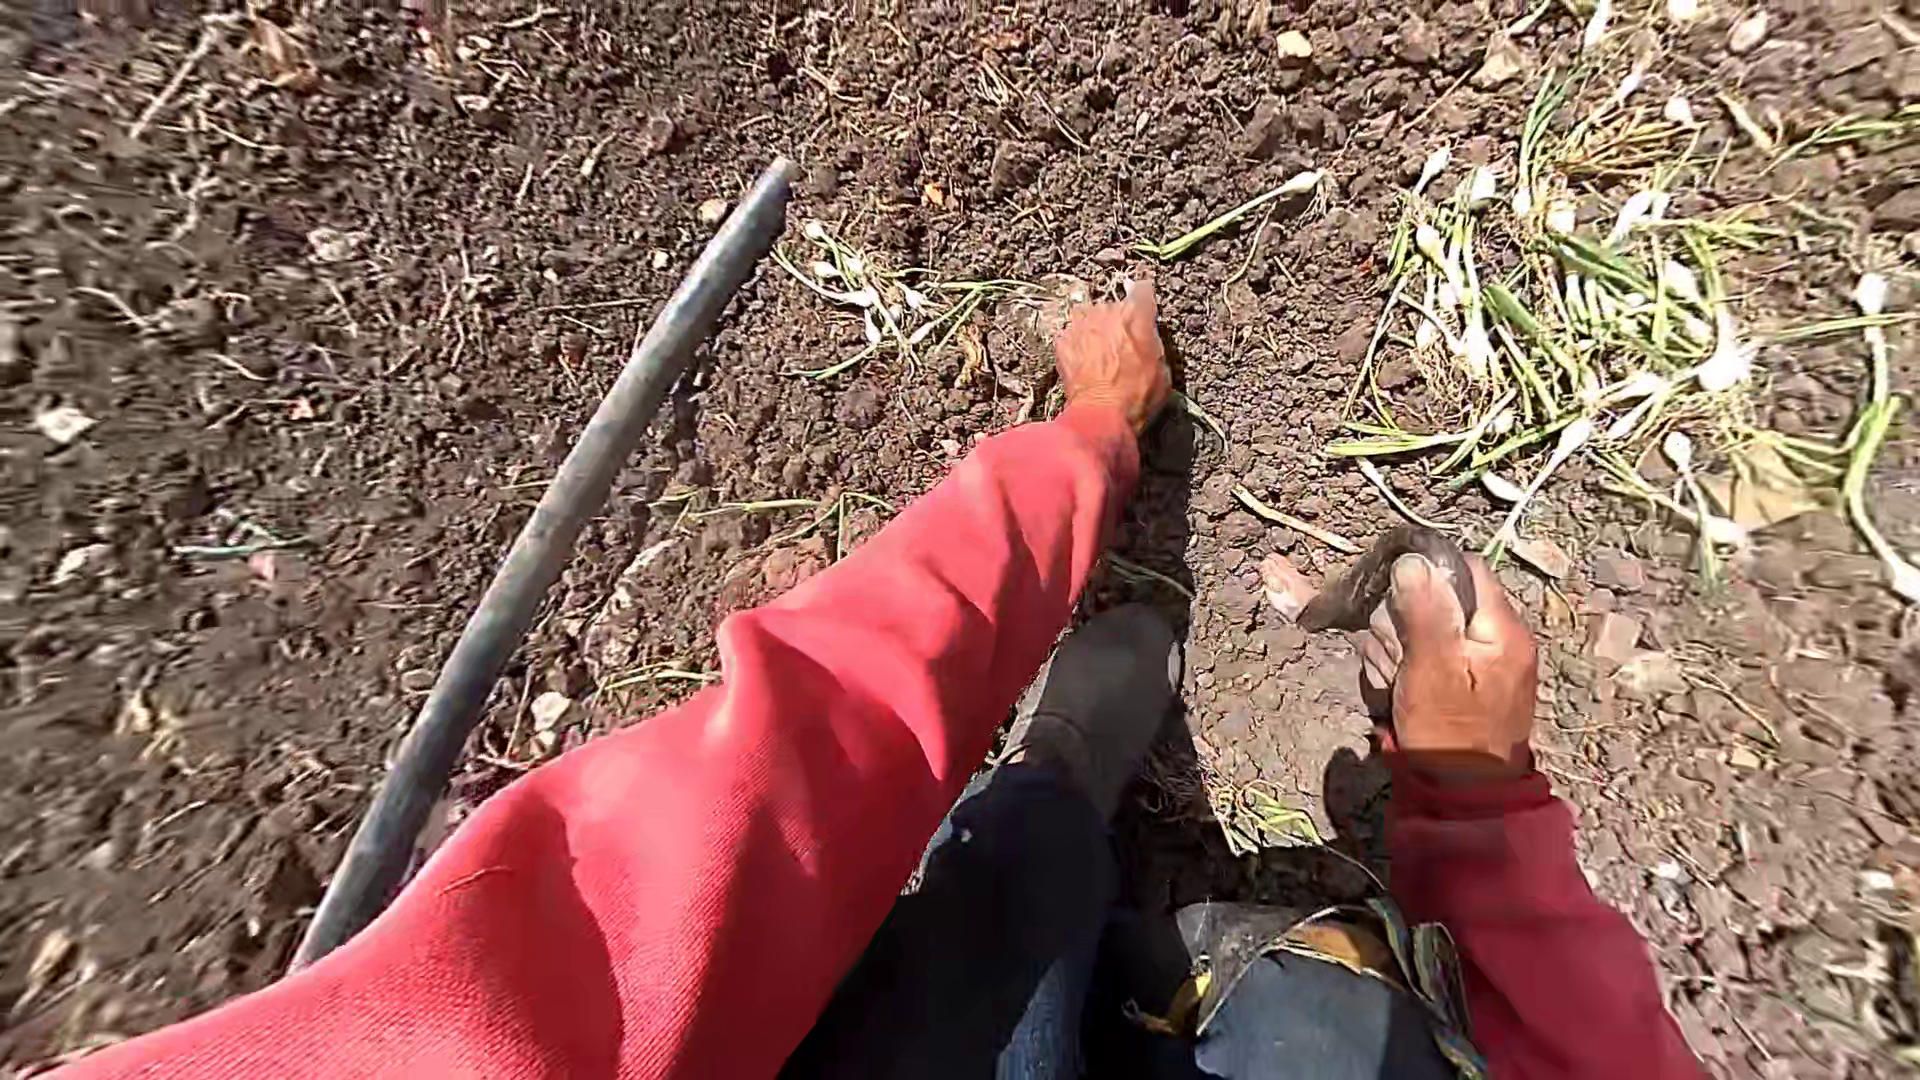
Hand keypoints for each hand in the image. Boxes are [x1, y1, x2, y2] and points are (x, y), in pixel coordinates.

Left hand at [1054, 279, 1169, 433]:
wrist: (1102, 413)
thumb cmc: (1136, 395)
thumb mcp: (1161, 368)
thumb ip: (1152, 341)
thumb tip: (1146, 338)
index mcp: (1137, 312)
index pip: (1141, 290)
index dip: (1141, 301)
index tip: (1140, 309)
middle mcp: (1107, 310)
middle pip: (1110, 307)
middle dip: (1113, 323)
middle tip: (1116, 349)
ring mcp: (1081, 324)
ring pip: (1086, 318)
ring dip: (1090, 331)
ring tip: (1096, 357)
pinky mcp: (1062, 340)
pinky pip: (1068, 336)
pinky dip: (1073, 347)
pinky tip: (1080, 365)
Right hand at [1357, 554, 1537, 783]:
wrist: (1456, 785)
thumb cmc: (1449, 726)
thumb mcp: (1434, 665)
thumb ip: (1426, 611)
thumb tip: (1414, 561)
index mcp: (1499, 627)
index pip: (1464, 569)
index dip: (1426, 571)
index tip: (1395, 590)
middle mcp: (1486, 635)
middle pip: (1427, 596)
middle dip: (1398, 620)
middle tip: (1399, 652)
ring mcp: (1464, 654)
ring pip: (1407, 623)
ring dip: (1390, 645)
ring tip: (1397, 676)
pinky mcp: (1443, 671)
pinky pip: (1404, 648)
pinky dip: (1392, 662)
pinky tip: (1396, 683)